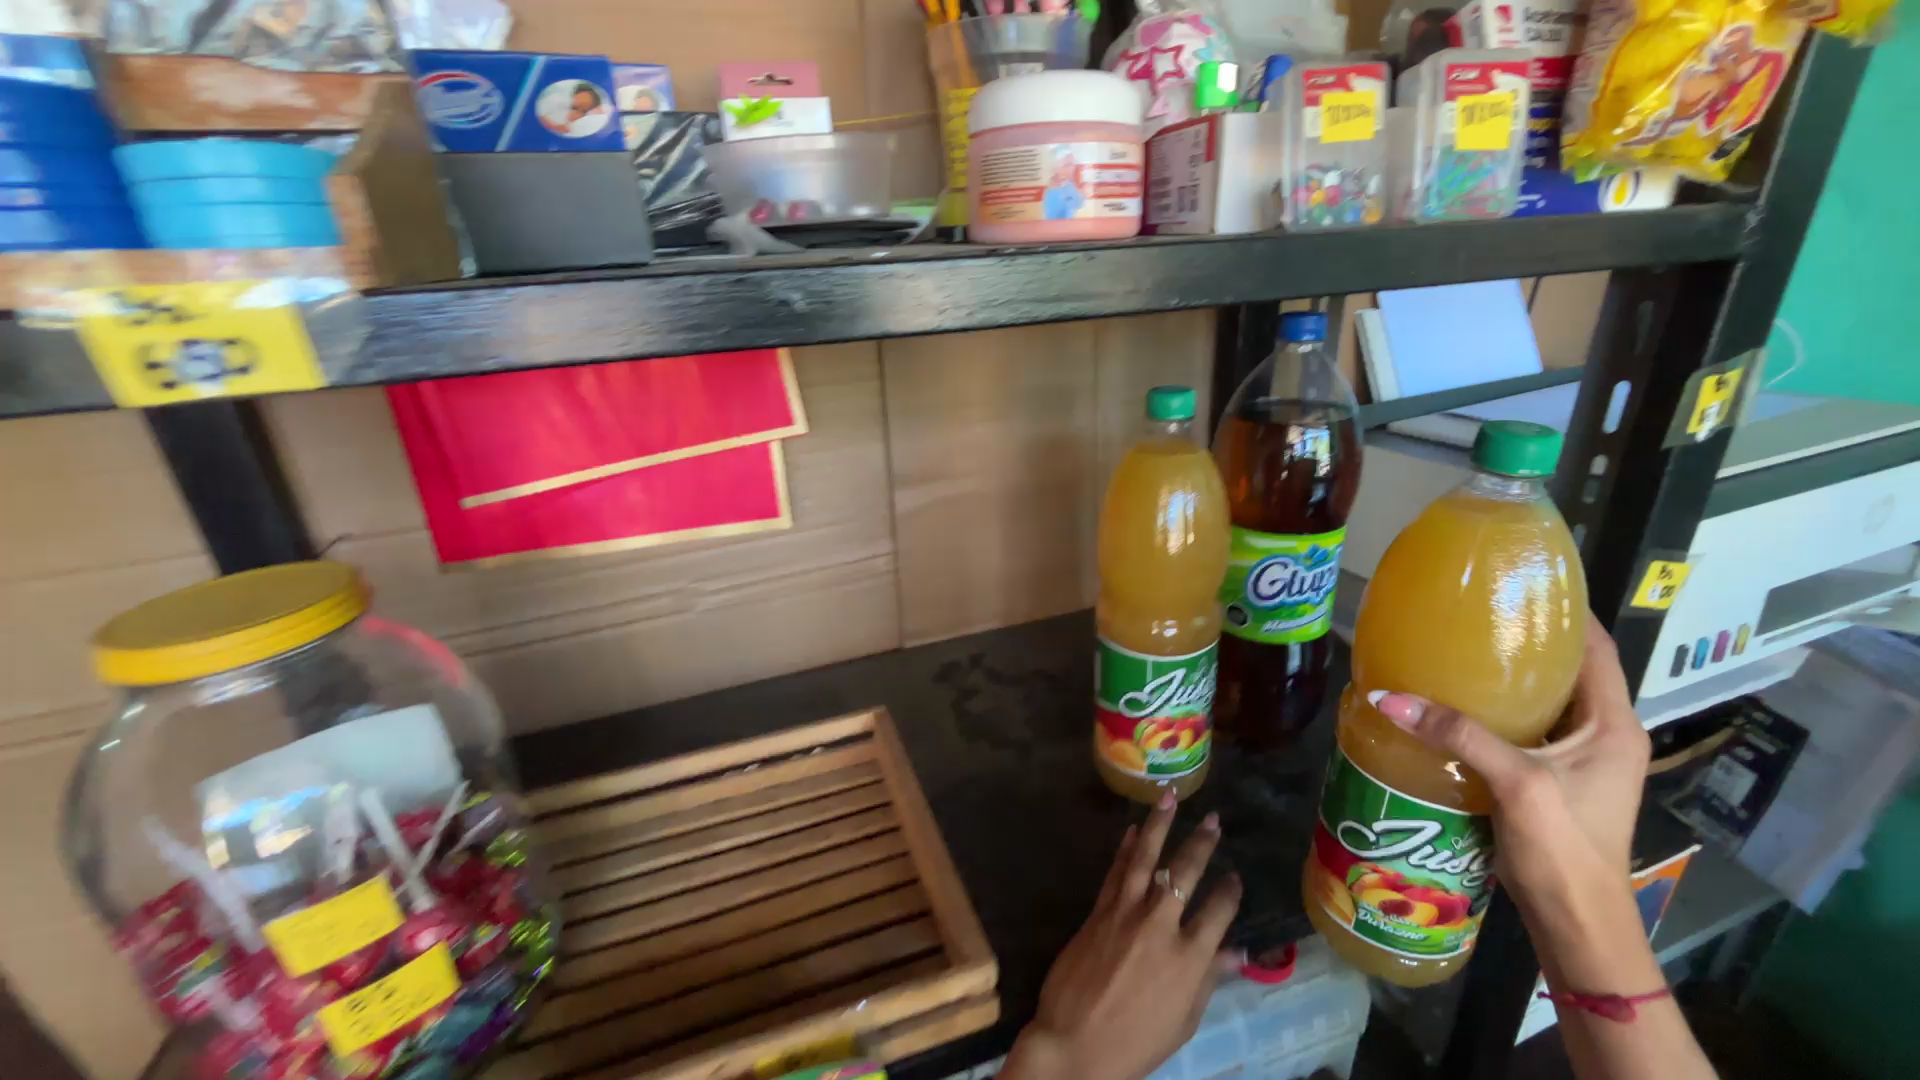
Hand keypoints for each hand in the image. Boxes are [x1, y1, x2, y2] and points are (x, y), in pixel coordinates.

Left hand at [1000, 791, 1243, 1079]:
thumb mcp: (1184, 1020)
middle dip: (1200, 844)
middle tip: (1212, 819)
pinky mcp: (1098, 911)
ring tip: (1168, 797)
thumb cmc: (1136, 1041)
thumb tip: (1238, 952)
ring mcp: (1125, 914)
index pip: (1217, 912)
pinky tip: (1132, 830)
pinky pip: (1115, 872)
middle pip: (1184, 875)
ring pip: (1146, 859)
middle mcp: (1159, 927)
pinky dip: (1125, 848)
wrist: (1075, 1043)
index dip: (1229, 892)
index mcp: (1188, 959)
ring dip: (1158, 825)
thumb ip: (1209, 979)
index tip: (1236, 876)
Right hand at [1368, 613, 1651, 911]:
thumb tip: (1385, 698)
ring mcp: (1579, 760)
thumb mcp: (1516, 783)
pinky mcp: (1553, 779)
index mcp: (1614, 725)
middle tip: (1475, 614)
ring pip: (1545, 701)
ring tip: (1459, 649)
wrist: (1577, 920)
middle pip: (1570, 672)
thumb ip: (1457, 735)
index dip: (1569, 615)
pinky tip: (1456, 704)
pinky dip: (1496, 711)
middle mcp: (1604, 735)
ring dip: (1510, 677)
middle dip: (1528, 641)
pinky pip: (1525, 729)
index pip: (1599, 651)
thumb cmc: (1565, 847)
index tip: (1525, 585)